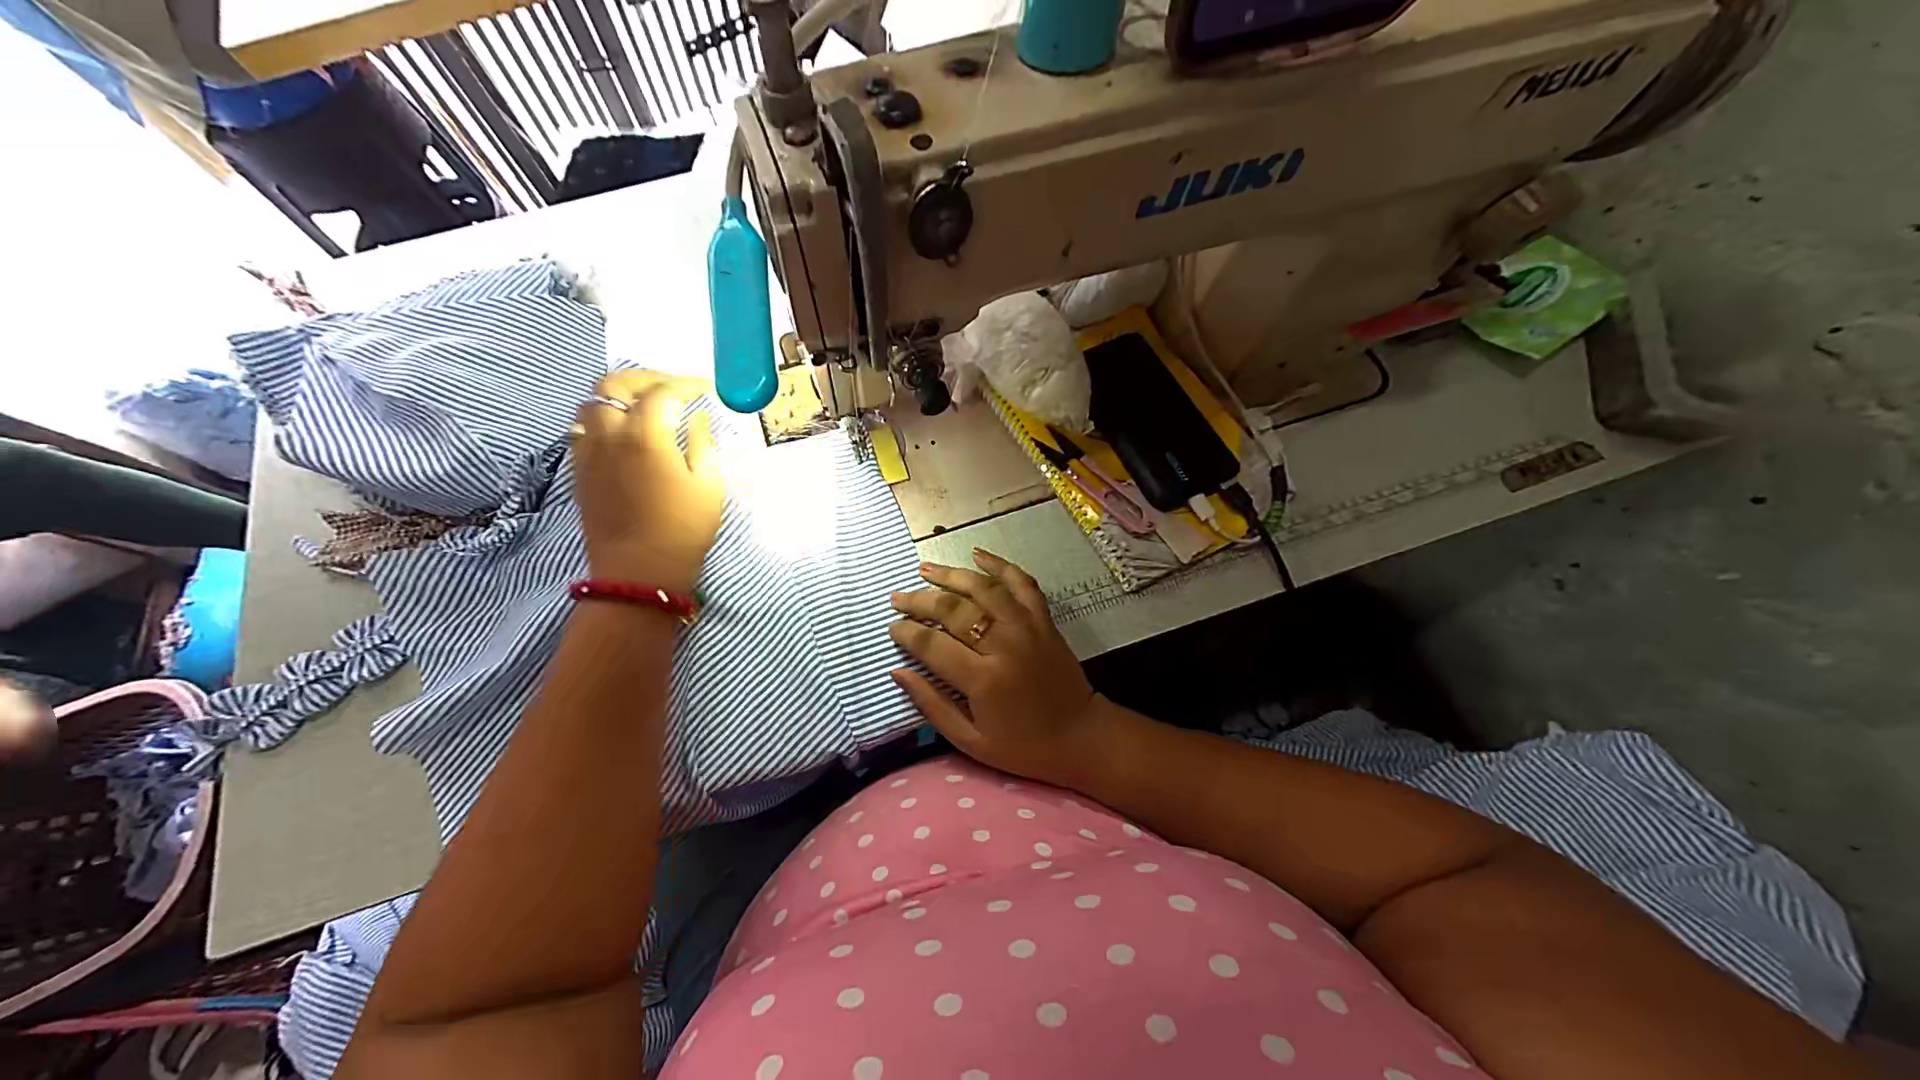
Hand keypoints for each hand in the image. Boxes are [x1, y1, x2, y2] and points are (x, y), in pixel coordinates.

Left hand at [572, 370, 724, 592]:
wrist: (638, 572)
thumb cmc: (683, 529)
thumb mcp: (709, 485)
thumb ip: (703, 442)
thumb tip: (698, 418)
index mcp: (645, 433)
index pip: (665, 391)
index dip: (688, 385)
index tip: (705, 389)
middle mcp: (610, 433)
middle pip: (615, 384)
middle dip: (644, 378)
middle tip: (669, 387)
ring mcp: (588, 451)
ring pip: (592, 404)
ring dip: (617, 397)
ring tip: (642, 406)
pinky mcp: (579, 471)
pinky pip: (582, 429)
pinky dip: (602, 420)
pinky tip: (623, 434)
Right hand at [888, 550, 1114, 787]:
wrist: (1082, 736)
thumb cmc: (1023, 746)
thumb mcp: (971, 741)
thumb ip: (932, 705)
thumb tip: (898, 672)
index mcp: (984, 679)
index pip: (933, 644)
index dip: (907, 632)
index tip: (892, 628)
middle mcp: (1004, 645)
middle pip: (954, 609)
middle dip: (920, 600)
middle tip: (898, 597)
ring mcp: (1027, 627)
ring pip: (984, 588)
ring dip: (952, 575)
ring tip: (926, 569)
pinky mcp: (1044, 620)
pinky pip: (1022, 583)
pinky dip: (1000, 565)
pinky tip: (978, 555)